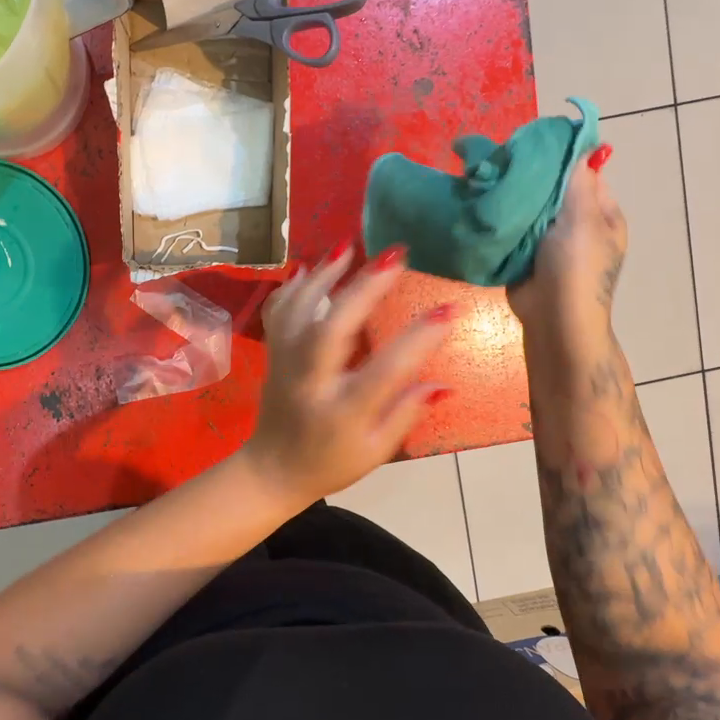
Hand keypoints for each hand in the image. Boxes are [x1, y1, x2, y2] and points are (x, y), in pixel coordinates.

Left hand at [239, 245, 452, 505]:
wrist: (272, 471)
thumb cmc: (332, 463)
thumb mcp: (376, 451)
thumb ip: (405, 414)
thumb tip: (444, 384)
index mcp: (342, 412)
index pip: (385, 372)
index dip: (418, 341)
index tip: (448, 310)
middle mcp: (310, 383)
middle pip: (331, 330)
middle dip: (362, 290)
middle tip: (394, 257)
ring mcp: (285, 366)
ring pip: (298, 315)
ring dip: (323, 277)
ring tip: (349, 248)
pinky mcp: (272, 356)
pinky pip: (278, 315)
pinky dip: (292, 288)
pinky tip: (310, 266)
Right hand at [506, 145, 626, 341]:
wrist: (554, 321)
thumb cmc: (575, 269)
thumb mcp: (583, 220)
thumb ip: (579, 182)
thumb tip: (588, 144)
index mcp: (602, 214)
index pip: (583, 173)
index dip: (560, 158)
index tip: (529, 146)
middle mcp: (578, 225)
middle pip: (553, 190)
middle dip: (530, 179)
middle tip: (500, 165)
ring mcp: (550, 242)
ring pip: (530, 210)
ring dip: (512, 201)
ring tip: (487, 183)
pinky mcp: (525, 256)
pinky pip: (513, 231)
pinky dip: (501, 223)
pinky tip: (485, 210)